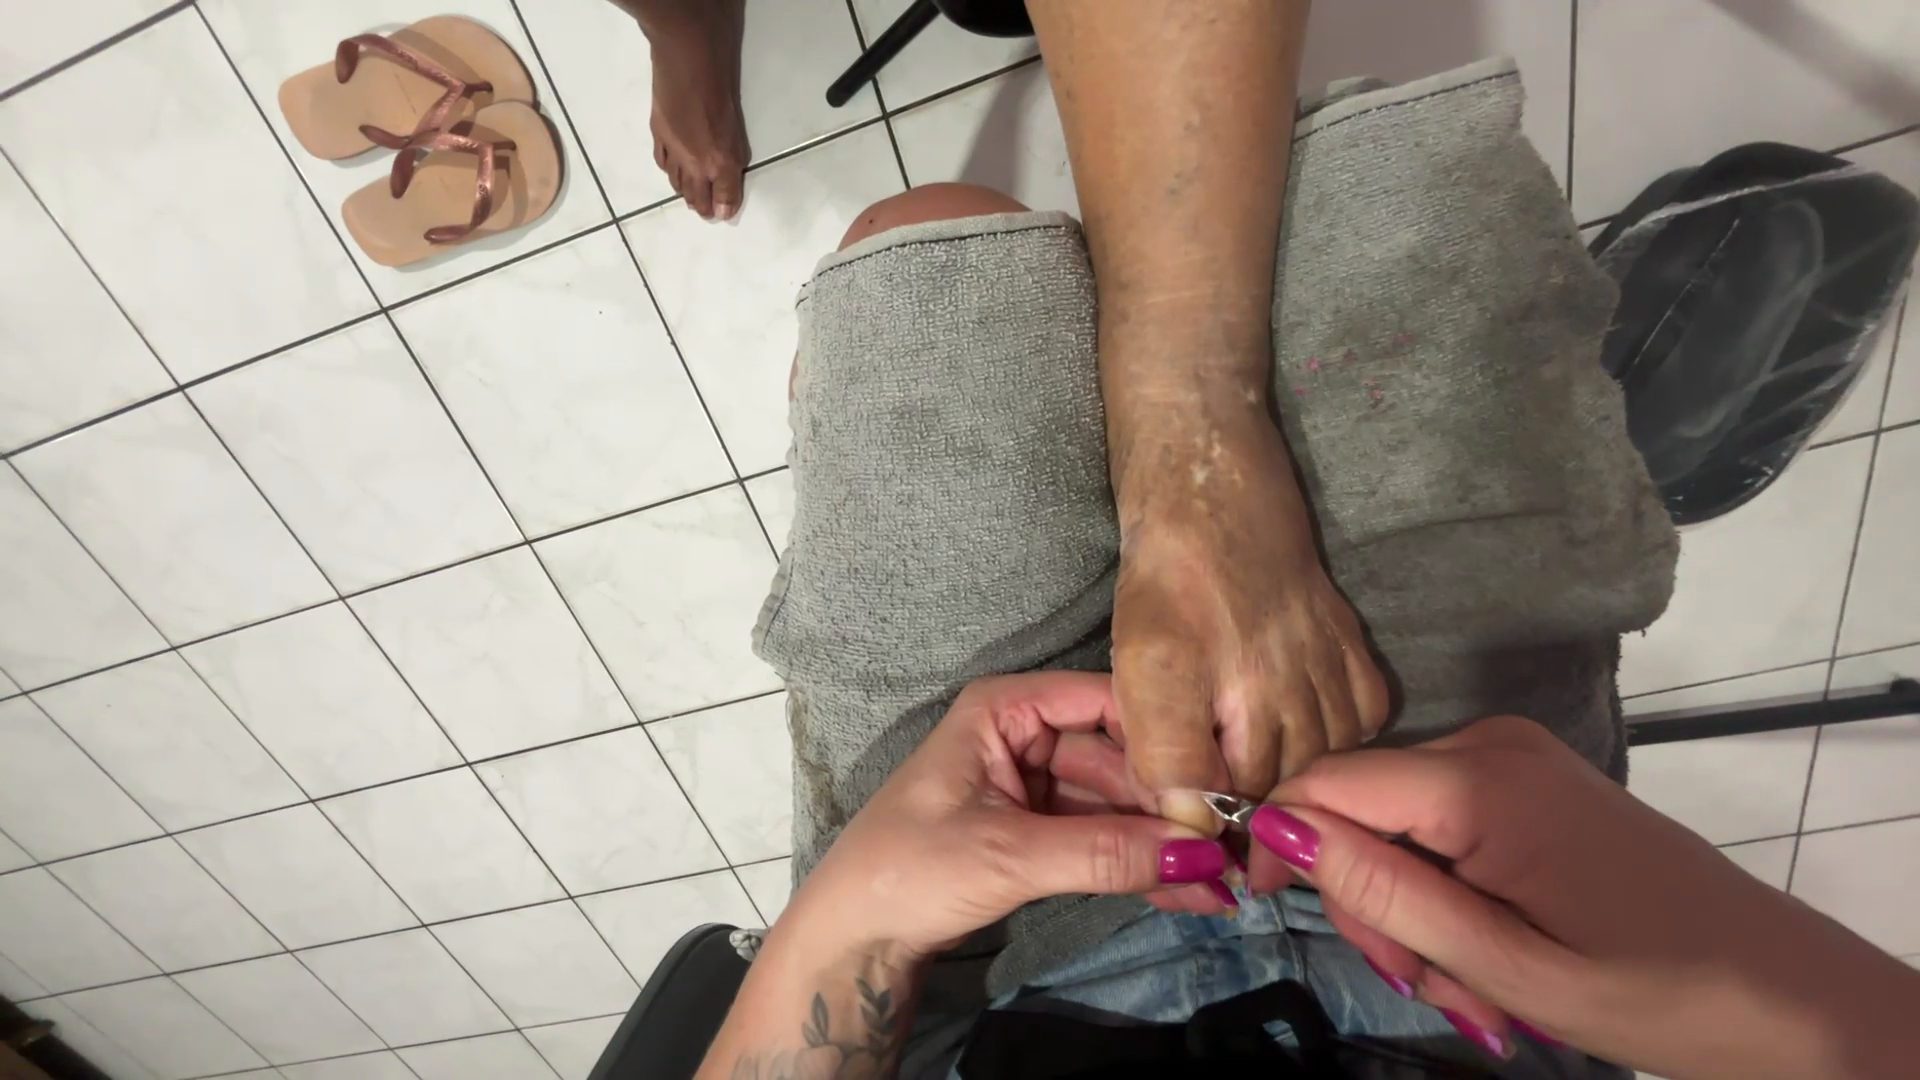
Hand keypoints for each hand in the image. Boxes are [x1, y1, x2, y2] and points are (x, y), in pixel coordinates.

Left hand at [779, 672, 1228, 960]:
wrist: (855, 936)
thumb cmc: (909, 869)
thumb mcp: (1007, 854)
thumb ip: (1103, 852)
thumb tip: (1201, 852)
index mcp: (1005, 708)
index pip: (1103, 701)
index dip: (1163, 736)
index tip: (1224, 777)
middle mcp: (1026, 734)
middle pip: (1116, 756)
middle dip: (1170, 805)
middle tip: (1237, 847)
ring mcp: (1036, 782)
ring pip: (1115, 802)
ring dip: (1164, 843)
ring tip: (1228, 881)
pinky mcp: (1041, 827)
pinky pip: (1100, 836)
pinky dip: (1138, 863)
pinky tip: (1189, 892)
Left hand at [1111, 407, 1388, 900]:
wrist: (1209, 491)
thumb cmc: (1167, 581)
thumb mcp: (1146, 669)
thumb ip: (1172, 755)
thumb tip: (1196, 832)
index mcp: (1265, 714)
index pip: (1248, 812)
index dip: (1218, 832)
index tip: (1197, 844)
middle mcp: (1319, 703)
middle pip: (1290, 789)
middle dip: (1251, 809)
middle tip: (1213, 810)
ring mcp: (1344, 672)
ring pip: (1325, 759)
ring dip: (1288, 773)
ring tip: (1246, 766)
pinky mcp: (1355, 646)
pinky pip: (1359, 717)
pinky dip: (1331, 734)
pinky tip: (1296, 725)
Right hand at [1252, 715, 1919, 1079]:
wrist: (1802, 1003)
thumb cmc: (1661, 997)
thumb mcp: (1508, 967)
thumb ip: (1382, 892)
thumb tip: (1273, 830)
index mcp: (1482, 781)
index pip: (1327, 780)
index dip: (1281, 834)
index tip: (1265, 900)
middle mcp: (1483, 741)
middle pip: (1355, 798)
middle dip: (1360, 887)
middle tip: (1409, 975)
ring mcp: (1503, 750)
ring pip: (1386, 808)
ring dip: (1395, 890)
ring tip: (1451, 972)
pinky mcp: (1517, 770)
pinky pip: (1427, 808)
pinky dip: (1428, 871)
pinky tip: (1467, 929)